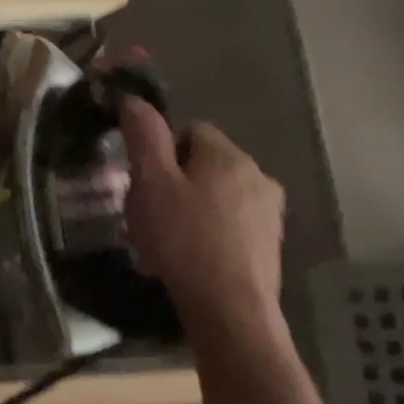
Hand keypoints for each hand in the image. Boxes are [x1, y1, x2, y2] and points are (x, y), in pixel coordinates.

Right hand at [120, 99, 286, 330]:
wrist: (227, 305)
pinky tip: (190, 248)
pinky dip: (209, 225)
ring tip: (166, 231)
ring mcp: (269, 210)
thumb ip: (144, 137)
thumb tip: (134, 99)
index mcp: (228, 156)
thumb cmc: (181, 238)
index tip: (141, 178)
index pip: (189, 130)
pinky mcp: (269, 240)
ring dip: (193, 201)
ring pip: (218, 190)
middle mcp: (258, 175)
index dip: (159, 149)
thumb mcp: (150, 183)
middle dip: (175, 176)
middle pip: (204, 160)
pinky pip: (231, 217)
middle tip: (147, 206)